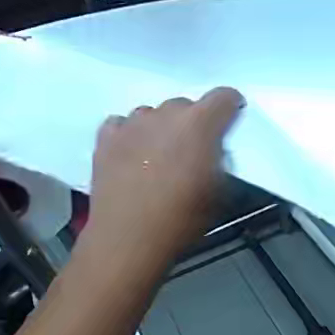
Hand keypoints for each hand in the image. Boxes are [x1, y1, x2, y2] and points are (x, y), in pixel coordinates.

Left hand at [85, 88, 243, 265]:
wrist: (128, 238)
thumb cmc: (180, 219)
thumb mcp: (218, 192)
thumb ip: (219, 159)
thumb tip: (211, 149)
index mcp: (199, 124)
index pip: (224, 96)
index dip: (229, 109)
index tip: (227, 125)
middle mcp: (164, 114)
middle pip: (183, 105)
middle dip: (190, 123)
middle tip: (187, 151)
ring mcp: (131, 124)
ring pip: (150, 114)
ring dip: (157, 128)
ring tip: (154, 156)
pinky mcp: (105, 138)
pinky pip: (120, 125)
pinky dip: (126, 135)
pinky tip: (127, 155)